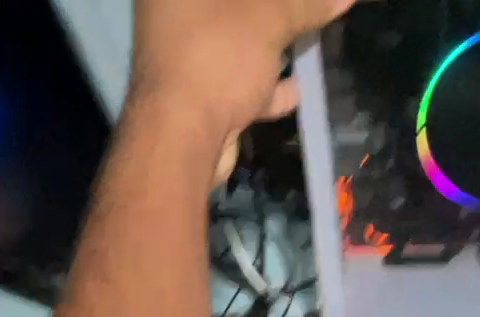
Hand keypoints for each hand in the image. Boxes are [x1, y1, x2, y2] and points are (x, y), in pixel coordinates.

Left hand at [130, 0, 355, 144]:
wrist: (182, 139)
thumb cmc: (217, 57)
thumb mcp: (269, 19)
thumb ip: (305, 5)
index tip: (294, 3)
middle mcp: (171, 11)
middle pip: (231, 7)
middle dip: (273, 10)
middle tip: (307, 11)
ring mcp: (181, 56)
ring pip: (235, 41)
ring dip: (272, 45)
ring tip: (307, 42)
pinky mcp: (193, 94)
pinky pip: (235, 80)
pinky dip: (264, 85)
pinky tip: (294, 90)